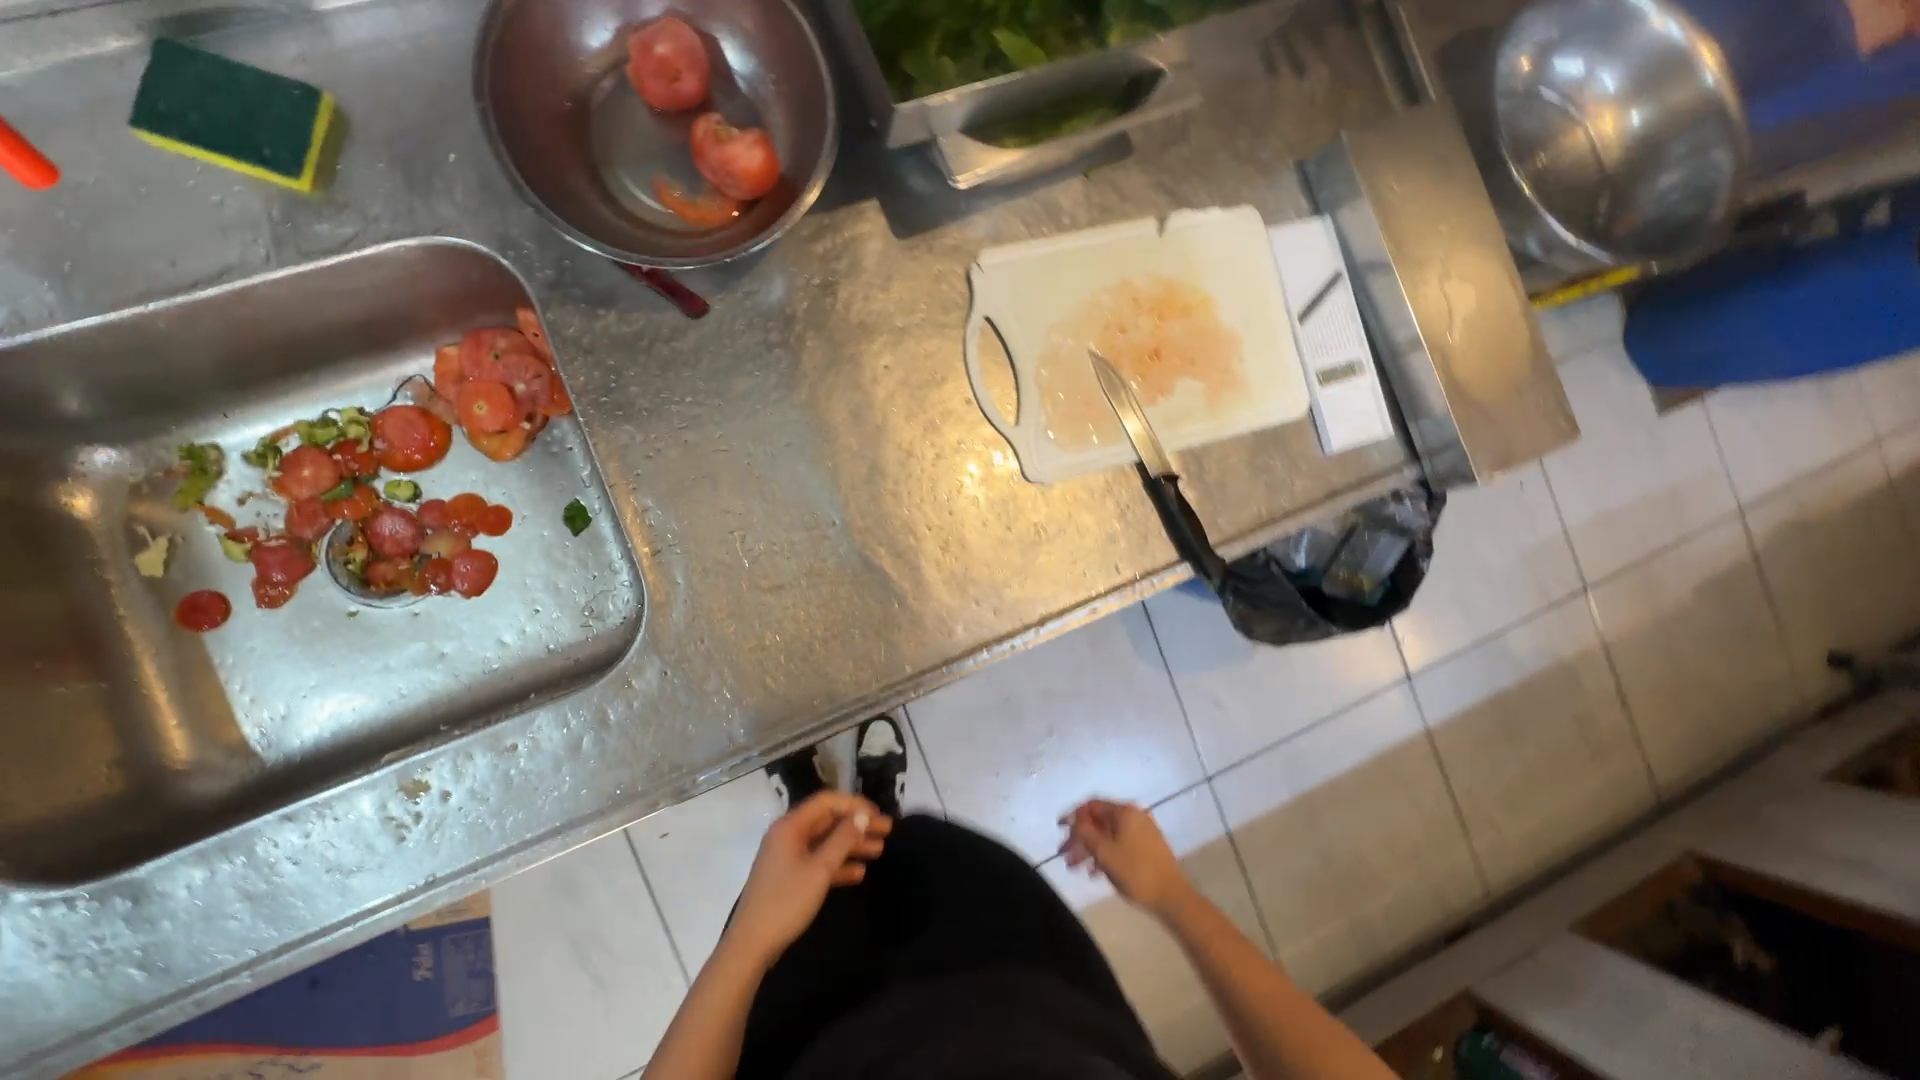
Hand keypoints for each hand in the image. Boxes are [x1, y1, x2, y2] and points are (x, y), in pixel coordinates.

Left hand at [724, 791, 890, 964]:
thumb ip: (843, 839)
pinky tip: (859, 873)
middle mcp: (789, 835)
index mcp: (791, 826)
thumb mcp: (820, 869)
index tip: (879, 815)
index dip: (855, 804)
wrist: (752, 944)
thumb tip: (863, 814)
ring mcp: (788, 857)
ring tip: (880, 851)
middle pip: (828, 821)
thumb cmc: (786, 901)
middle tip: (887, 831)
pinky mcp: (790, 877)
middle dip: (857, 825)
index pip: (827, 802)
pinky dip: (838, 865)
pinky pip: (818, 862)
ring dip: (852, 845)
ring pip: (825, 842)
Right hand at [1061, 798, 1195, 918]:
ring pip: (1109, 835)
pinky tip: (1095, 873)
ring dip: (1090, 849)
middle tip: (1065, 854)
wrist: (1171, 896)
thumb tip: (1073, 818)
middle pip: (1099, 821)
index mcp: (1125, 812)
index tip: (1060, 830)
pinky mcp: (1148, 847)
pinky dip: (1106, 855)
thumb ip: (1085, 832)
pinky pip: (1120, 844)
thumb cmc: (1135, 871)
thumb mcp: (1104, 852)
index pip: (1092, 805)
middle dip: (1080, 838)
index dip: (1073, 816)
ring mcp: (1143, 832)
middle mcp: (1135, 816)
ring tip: (1075, 867)